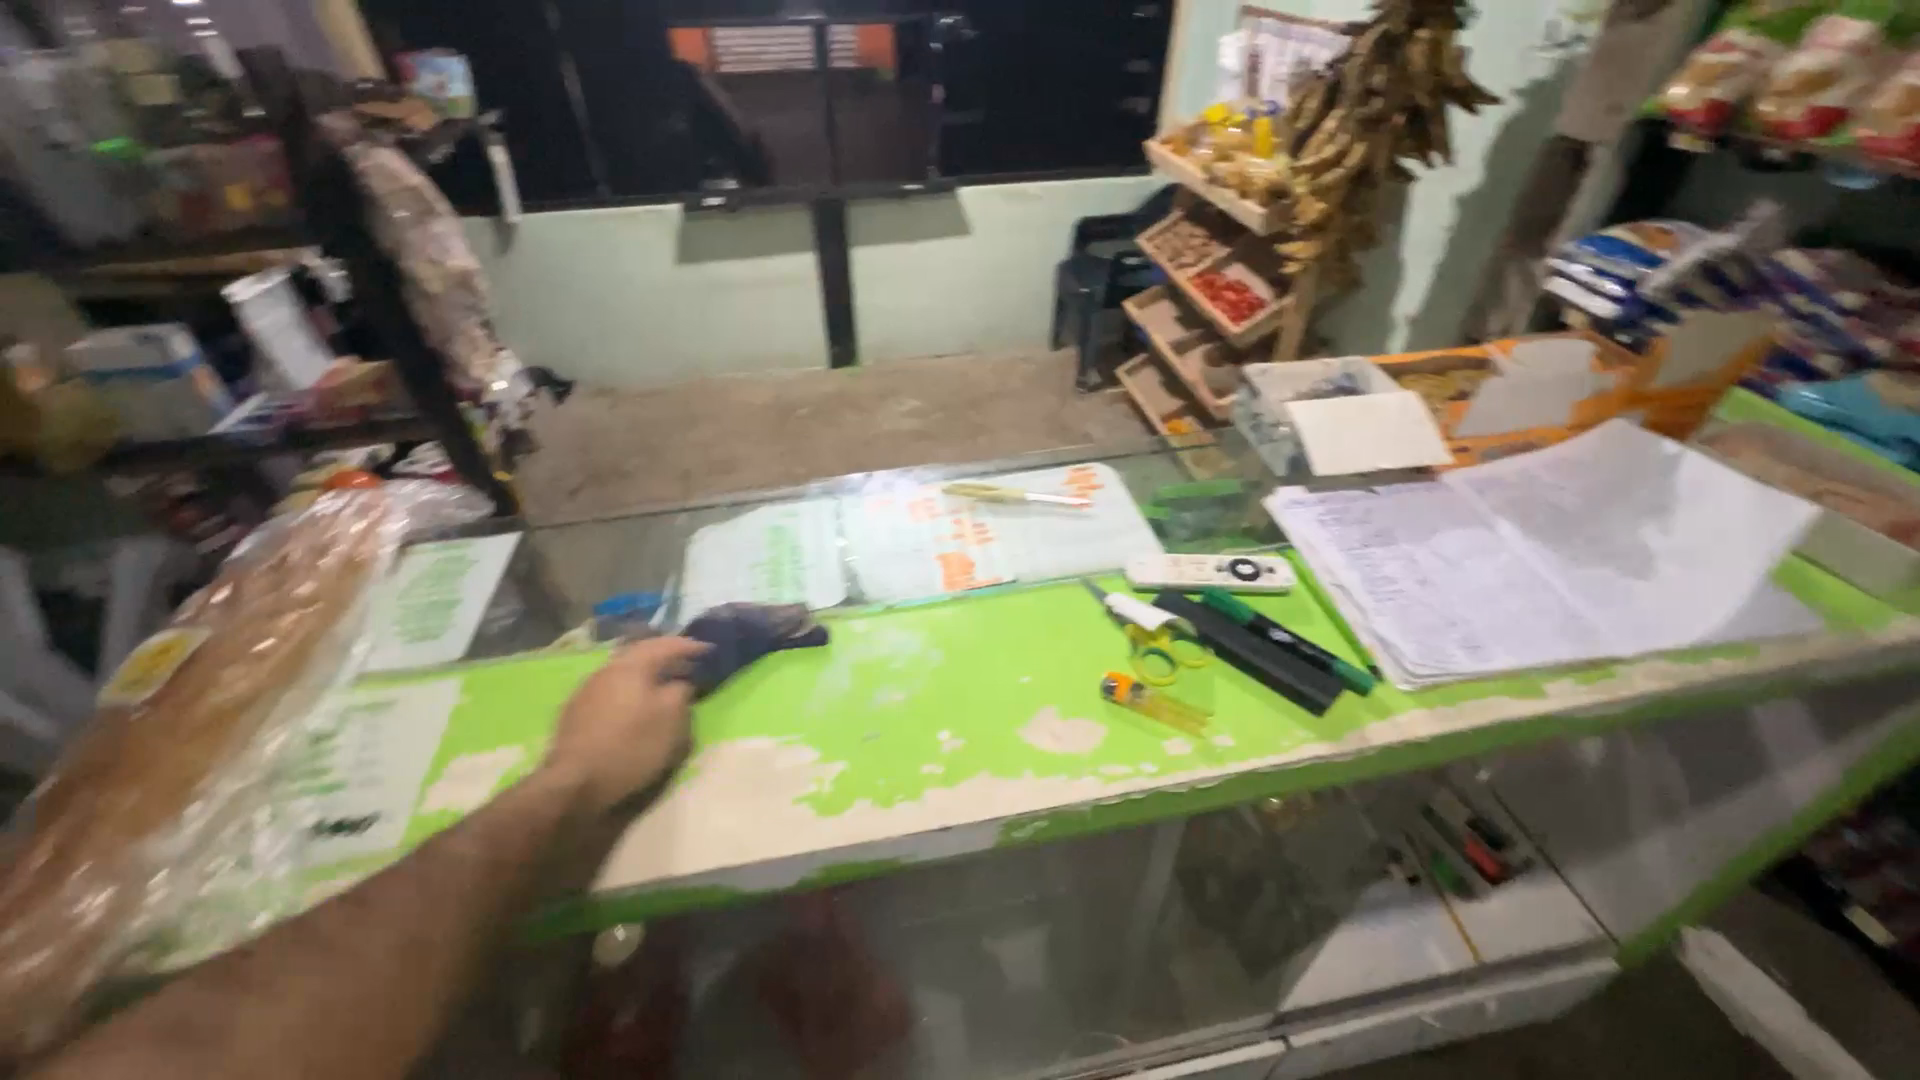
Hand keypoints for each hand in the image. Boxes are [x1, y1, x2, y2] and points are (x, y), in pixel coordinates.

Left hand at [546, 637, 708, 816]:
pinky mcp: (576, 712)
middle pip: (640, 654)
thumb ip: (681, 691)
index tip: (709, 650)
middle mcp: (606, 670)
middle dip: (666, 657)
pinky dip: (631, 690)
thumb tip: (680, 682)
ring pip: (624, 672)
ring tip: (664, 685)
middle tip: (688, 664)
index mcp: (630, 666)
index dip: (689, 646)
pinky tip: (636, 705)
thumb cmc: (631, 746)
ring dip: (647, 674)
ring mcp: (587, 690)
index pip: (665, 645)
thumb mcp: (671, 718)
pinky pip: (612, 689)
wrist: (575, 782)